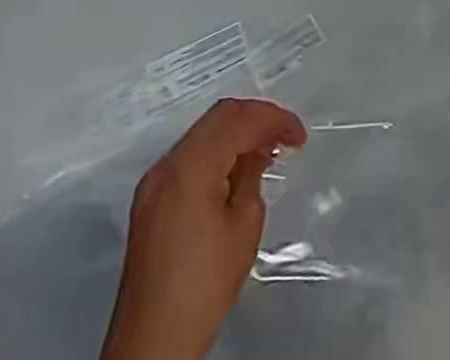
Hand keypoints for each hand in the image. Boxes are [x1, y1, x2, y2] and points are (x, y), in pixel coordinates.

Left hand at [100, 98, 306, 359]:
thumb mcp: (245, 220)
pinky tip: (240, 167)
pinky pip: (190, 155)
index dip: (275, 119)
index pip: (239, 120)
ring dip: (238, 132)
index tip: (299, 136)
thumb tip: (258, 152)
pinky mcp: (150, 200)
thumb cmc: (207, 279)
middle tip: (286, 136)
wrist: (156, 334)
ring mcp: (153, 183)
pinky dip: (219, 149)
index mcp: (190, 168)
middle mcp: (165, 167)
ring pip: (203, 132)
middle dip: (257, 117)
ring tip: (268, 150)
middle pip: (218, 116)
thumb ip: (252, 174)